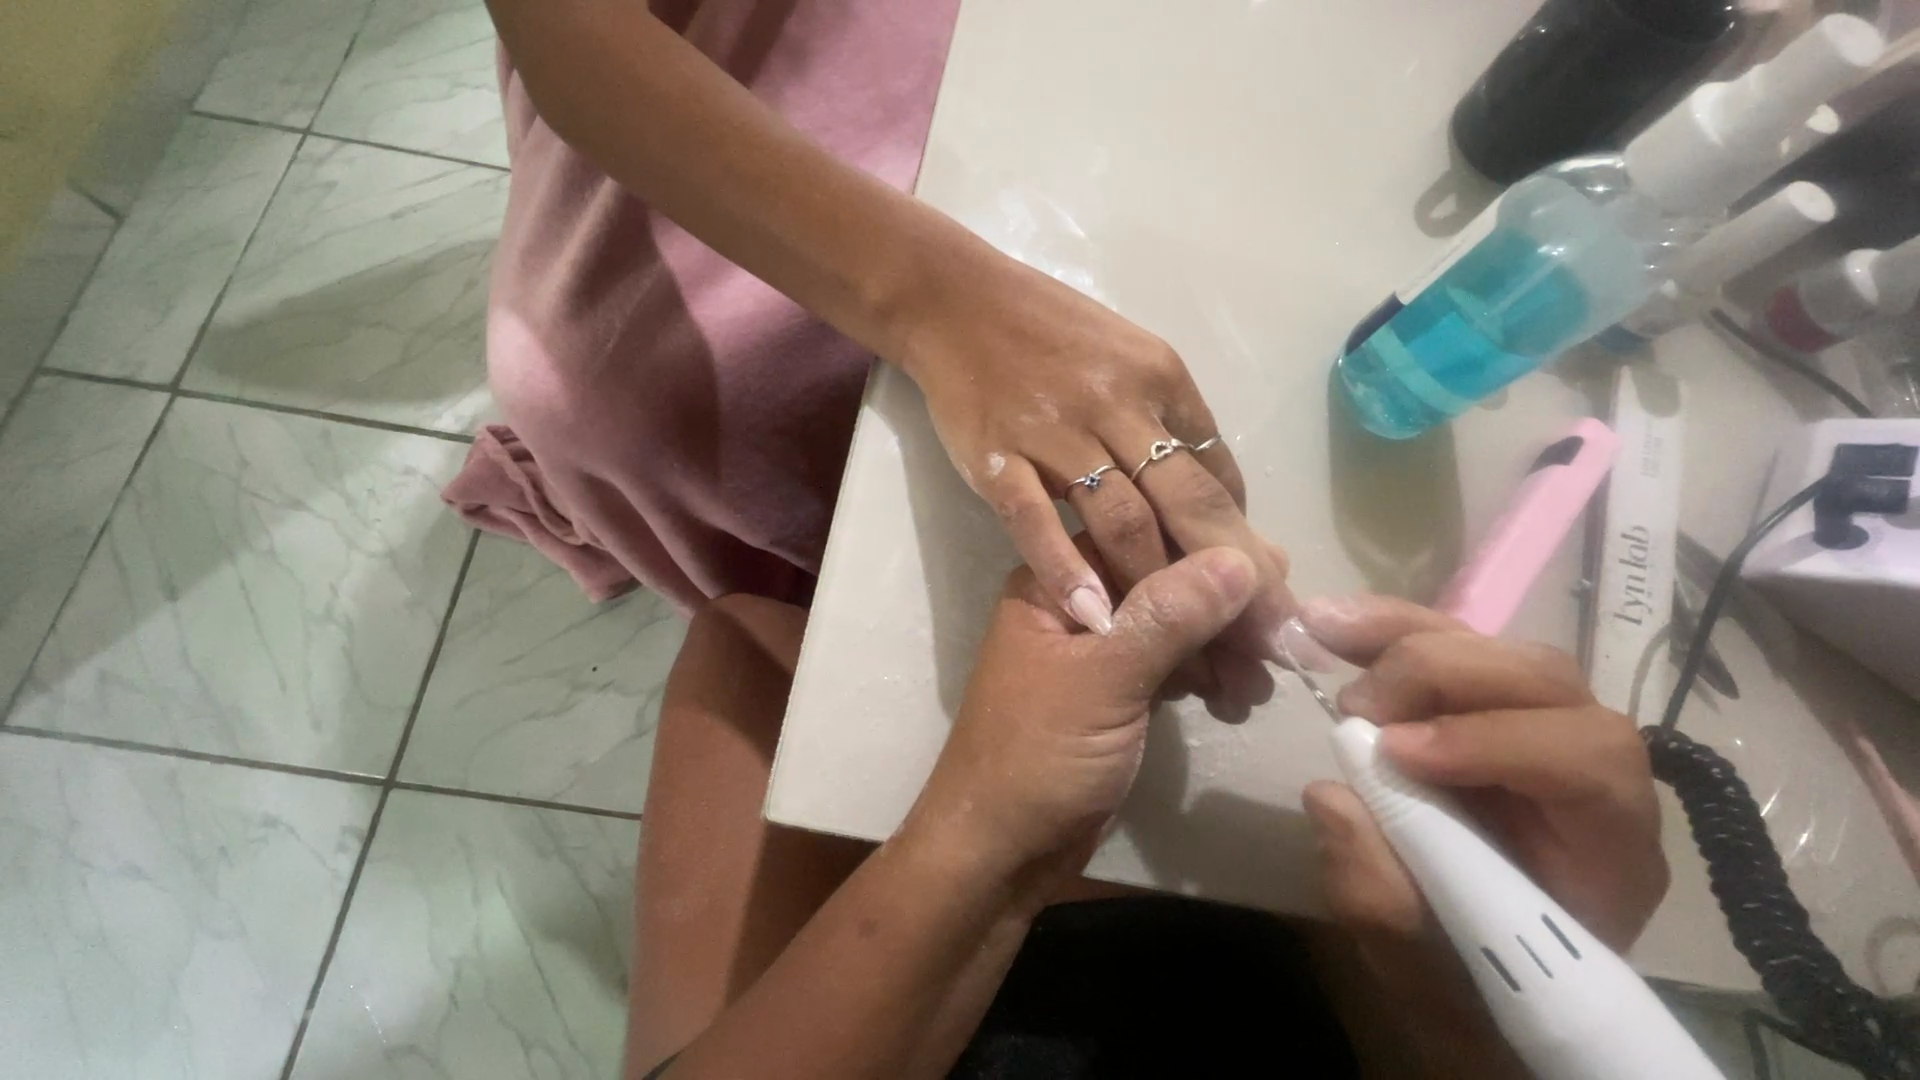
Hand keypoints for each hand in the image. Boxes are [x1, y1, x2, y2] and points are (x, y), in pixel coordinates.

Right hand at [899, 250, 1294, 704]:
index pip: (1218, 474)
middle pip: (1185, 504)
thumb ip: (1175, 426)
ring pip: (1119, 520)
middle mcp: (1118, 404)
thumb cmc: (1049, 331)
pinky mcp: (997, 457)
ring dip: (1157, 591)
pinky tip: (1094, 619)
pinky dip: (1066, 571)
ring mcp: (1054, 433)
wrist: (955, 301)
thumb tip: (1221, 496)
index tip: (1265, 599)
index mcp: (1160, 378)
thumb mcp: (1131, 358)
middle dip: (1230, 580)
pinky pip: (1034, 521)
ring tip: (1188, 656)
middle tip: (1262, 647)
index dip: (1247, 544)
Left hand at [903, 548, 1258, 892]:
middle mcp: (1076, 602)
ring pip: (1175, 624)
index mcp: (1054, 580)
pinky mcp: (1116, 689)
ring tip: (1257, 685)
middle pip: (1166, 579)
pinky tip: (1236, 700)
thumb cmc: (1037, 757)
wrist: (1001, 849)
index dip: (1211, 555)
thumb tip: (1240, 558)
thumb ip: (1168, 617)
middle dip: (1225, 610)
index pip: (1143, 536)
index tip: (1275, 586)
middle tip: (1278, 644)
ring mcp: (1098, 647)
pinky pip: (1172, 663)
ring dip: (1223, 648)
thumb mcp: (1102, 681)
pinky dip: (1206, 676)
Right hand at [1296, 595, 1667, 1076]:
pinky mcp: (1476, 708)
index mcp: (1605, 846)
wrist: (1473, 965)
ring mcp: (1530, 727)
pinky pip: (1443, 646)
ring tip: (1323, 632)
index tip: (1395, 753)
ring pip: (1494, 648)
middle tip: (1356, 708)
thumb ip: (1380, 899)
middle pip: (1543, 679)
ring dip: (1405, 635)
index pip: (1587, 760)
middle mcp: (1584, 768)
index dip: (1493, 741)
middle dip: (1441, 674)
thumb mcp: (1420, 971)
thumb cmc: (1467, 981)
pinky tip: (1329, 623)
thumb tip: (1331, 796)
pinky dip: (1383, 629)